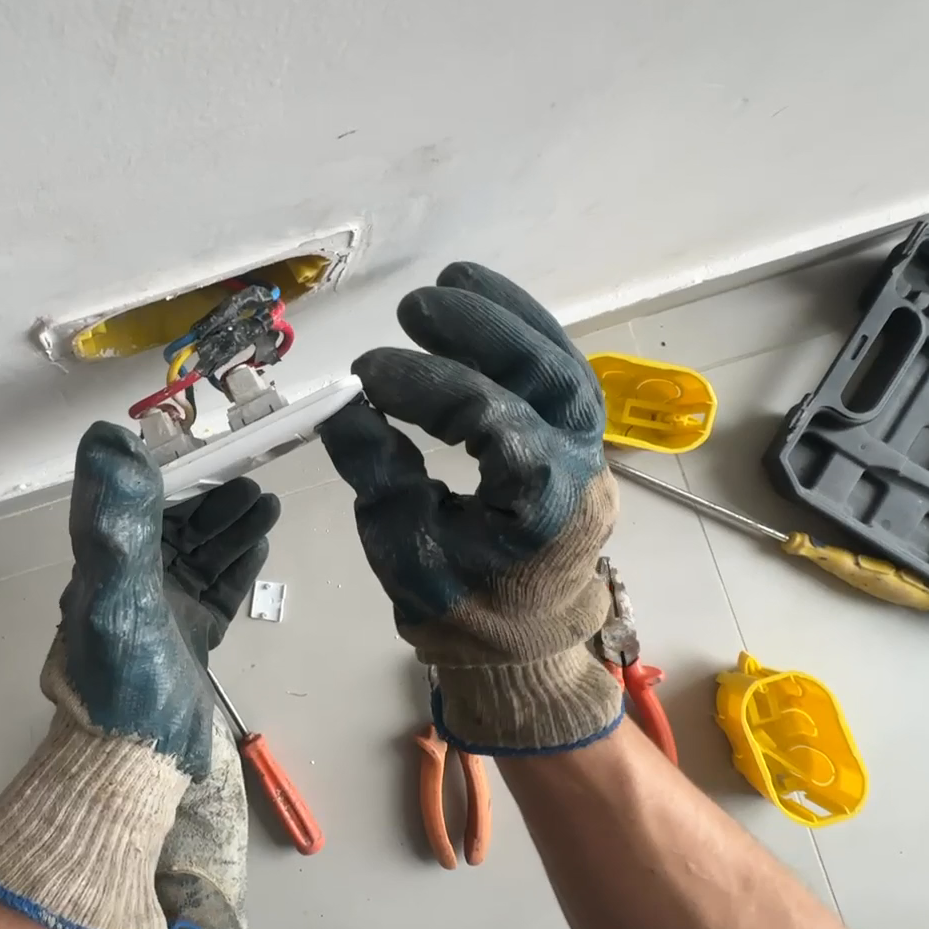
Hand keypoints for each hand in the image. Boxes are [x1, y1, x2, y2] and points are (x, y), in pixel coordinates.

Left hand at [0, 423, 277, 928]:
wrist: (134, 760)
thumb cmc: (124, 676)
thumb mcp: (116, 592)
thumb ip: (116, 519)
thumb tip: (108, 436)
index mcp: (107, 564)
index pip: (139, 503)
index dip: (170, 474)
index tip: (203, 450)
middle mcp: (133, 581)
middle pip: (177, 525)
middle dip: (213, 501)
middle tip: (251, 482)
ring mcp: (165, 610)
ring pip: (203, 555)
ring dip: (233, 528)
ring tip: (265, 503)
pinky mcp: (192, 636)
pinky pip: (218, 590)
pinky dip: (238, 566)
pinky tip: (258, 547)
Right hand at [318, 262, 619, 754]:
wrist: (519, 645)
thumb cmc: (461, 609)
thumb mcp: (403, 549)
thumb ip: (378, 472)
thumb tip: (343, 406)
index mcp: (541, 504)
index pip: (488, 418)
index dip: (424, 385)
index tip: (365, 374)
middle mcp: (580, 468)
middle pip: (545, 374)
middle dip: (481, 329)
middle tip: (417, 305)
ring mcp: (586, 451)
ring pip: (560, 364)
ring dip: (507, 319)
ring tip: (453, 284)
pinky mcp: (572, 443)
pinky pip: (555, 377)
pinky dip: (521, 338)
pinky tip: (482, 312)